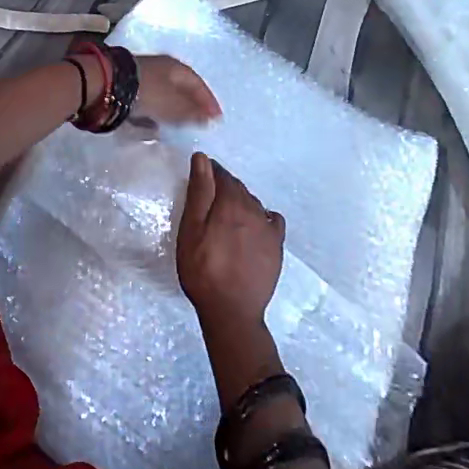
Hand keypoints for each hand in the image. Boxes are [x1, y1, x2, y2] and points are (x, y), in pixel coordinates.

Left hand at [136, 56, 221, 124]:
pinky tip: (158, 118)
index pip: (199, 85)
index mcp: (177, 68)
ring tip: (180, 122)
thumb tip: (210, 118)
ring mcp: (145, 73)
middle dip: (192, 104)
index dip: (209, 101)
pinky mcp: (130, 83)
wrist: (107, 83)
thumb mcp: (173, 104)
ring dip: (175, 106)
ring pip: (166, 92)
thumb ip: (192, 112)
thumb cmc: (147, 92)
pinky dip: (158, 107)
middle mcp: (163, 66)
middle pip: (183, 87)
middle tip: (200, 120)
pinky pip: (152, 97)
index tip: (217, 117)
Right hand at [176, 152, 283, 333]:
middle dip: (224, 184)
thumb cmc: (202, 270)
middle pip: (239, 188)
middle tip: (208, 191)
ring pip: (254, 203)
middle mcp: (255, 211)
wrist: (231, 310)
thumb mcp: (191, 229)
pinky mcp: (277, 247)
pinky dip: (262, 216)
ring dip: (240, 200)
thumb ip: (199, 192)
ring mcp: (269, 230)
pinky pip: (273, 220)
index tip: (199, 171)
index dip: (210, 170)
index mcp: (231, 203)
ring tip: (225, 210)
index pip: (222, 175)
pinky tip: (255, 224)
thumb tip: (203, 158)